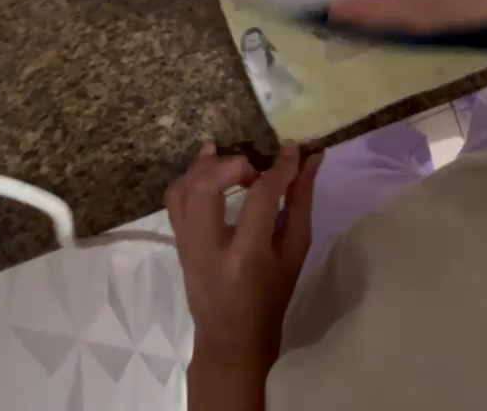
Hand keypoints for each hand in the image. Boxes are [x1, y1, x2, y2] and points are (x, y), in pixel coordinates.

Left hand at [167, 142, 322, 408]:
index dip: (280, 167)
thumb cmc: (272, 296)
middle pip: (206, 188)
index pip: (260, 197)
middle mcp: (209, 249)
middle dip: (234, 164)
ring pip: (183, 190)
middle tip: (256, 168)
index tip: (293, 148)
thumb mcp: (295, 251)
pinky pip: (175, 200)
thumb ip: (302, 200)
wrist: (231, 338)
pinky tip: (210, 162)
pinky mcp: (178, 244)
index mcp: (246, 255)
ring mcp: (187, 247)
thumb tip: (311, 158)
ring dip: (208, 165)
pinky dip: (191, 175)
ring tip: (234, 159)